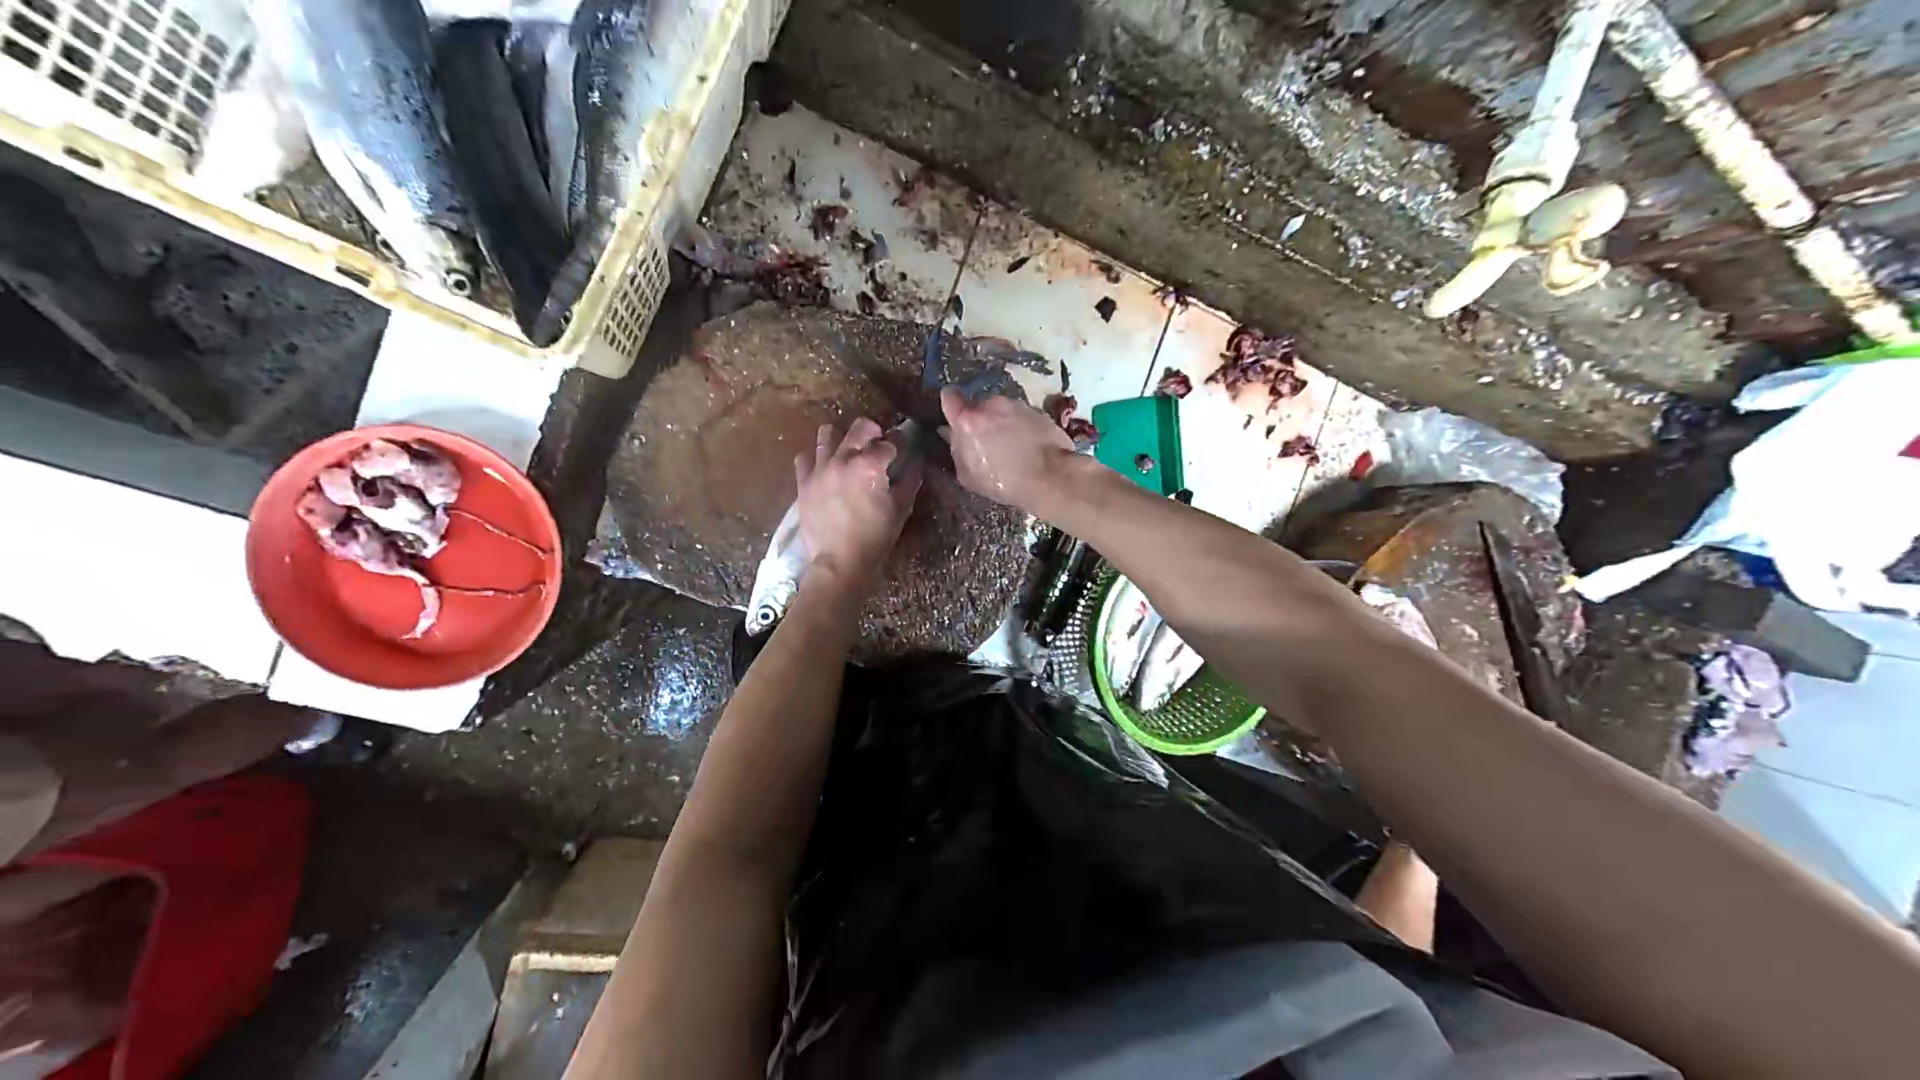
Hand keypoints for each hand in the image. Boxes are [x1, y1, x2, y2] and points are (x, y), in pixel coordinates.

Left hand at [793, 418, 920, 588]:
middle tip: (878, 444)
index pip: (890, 442)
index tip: (902, 448)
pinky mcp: (804, 482)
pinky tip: (825, 467)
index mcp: (870, 465)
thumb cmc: (875, 537)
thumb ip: (910, 479)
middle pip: (860, 427)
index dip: (900, 443)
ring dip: (842, 437)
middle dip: (874, 431)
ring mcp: (820, 468)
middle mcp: (843, 458)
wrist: (840, 562)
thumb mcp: (901, 508)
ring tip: (848, 451)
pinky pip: (805, 457)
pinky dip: (816, 458)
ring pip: (827, 433)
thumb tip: (915, 460)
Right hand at [940, 387, 1076, 513]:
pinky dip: (1020, 426)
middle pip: (978, 407)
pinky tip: (1027, 446)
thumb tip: (952, 435)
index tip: (955, 416)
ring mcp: (1016, 405)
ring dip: (1001, 422)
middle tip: (987, 442)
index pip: (949, 398)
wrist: (1050, 477)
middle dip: (980, 420)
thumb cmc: (1004, 481)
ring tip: (1011, 446)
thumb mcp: (968, 476)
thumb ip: (957, 451)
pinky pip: (1020, 416)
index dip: (951, 405)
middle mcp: (990, 405)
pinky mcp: (1037, 410)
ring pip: (1001, 410)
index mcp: (967, 421)